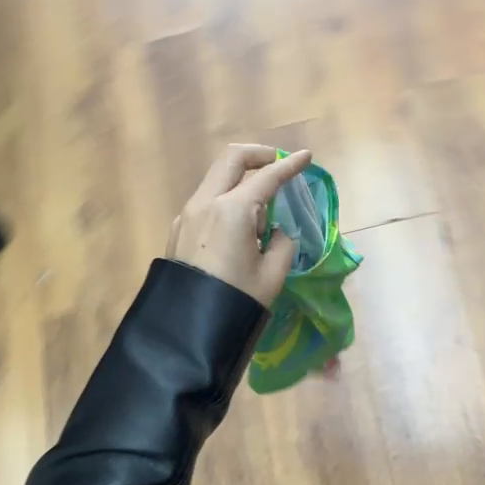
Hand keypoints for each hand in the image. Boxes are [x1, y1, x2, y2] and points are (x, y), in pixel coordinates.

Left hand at [167, 145, 313, 306]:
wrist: (190, 328)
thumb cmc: (238, 299)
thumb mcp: (273, 273)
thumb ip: (282, 242)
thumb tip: (277, 232)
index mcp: (233, 210)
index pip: (267, 177)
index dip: (290, 165)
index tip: (306, 156)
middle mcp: (206, 202)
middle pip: (232, 158)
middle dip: (258, 155)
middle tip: (278, 164)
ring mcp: (188, 213)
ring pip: (216, 177)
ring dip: (240, 177)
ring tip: (261, 203)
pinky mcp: (179, 228)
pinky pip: (206, 199)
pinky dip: (226, 196)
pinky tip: (239, 223)